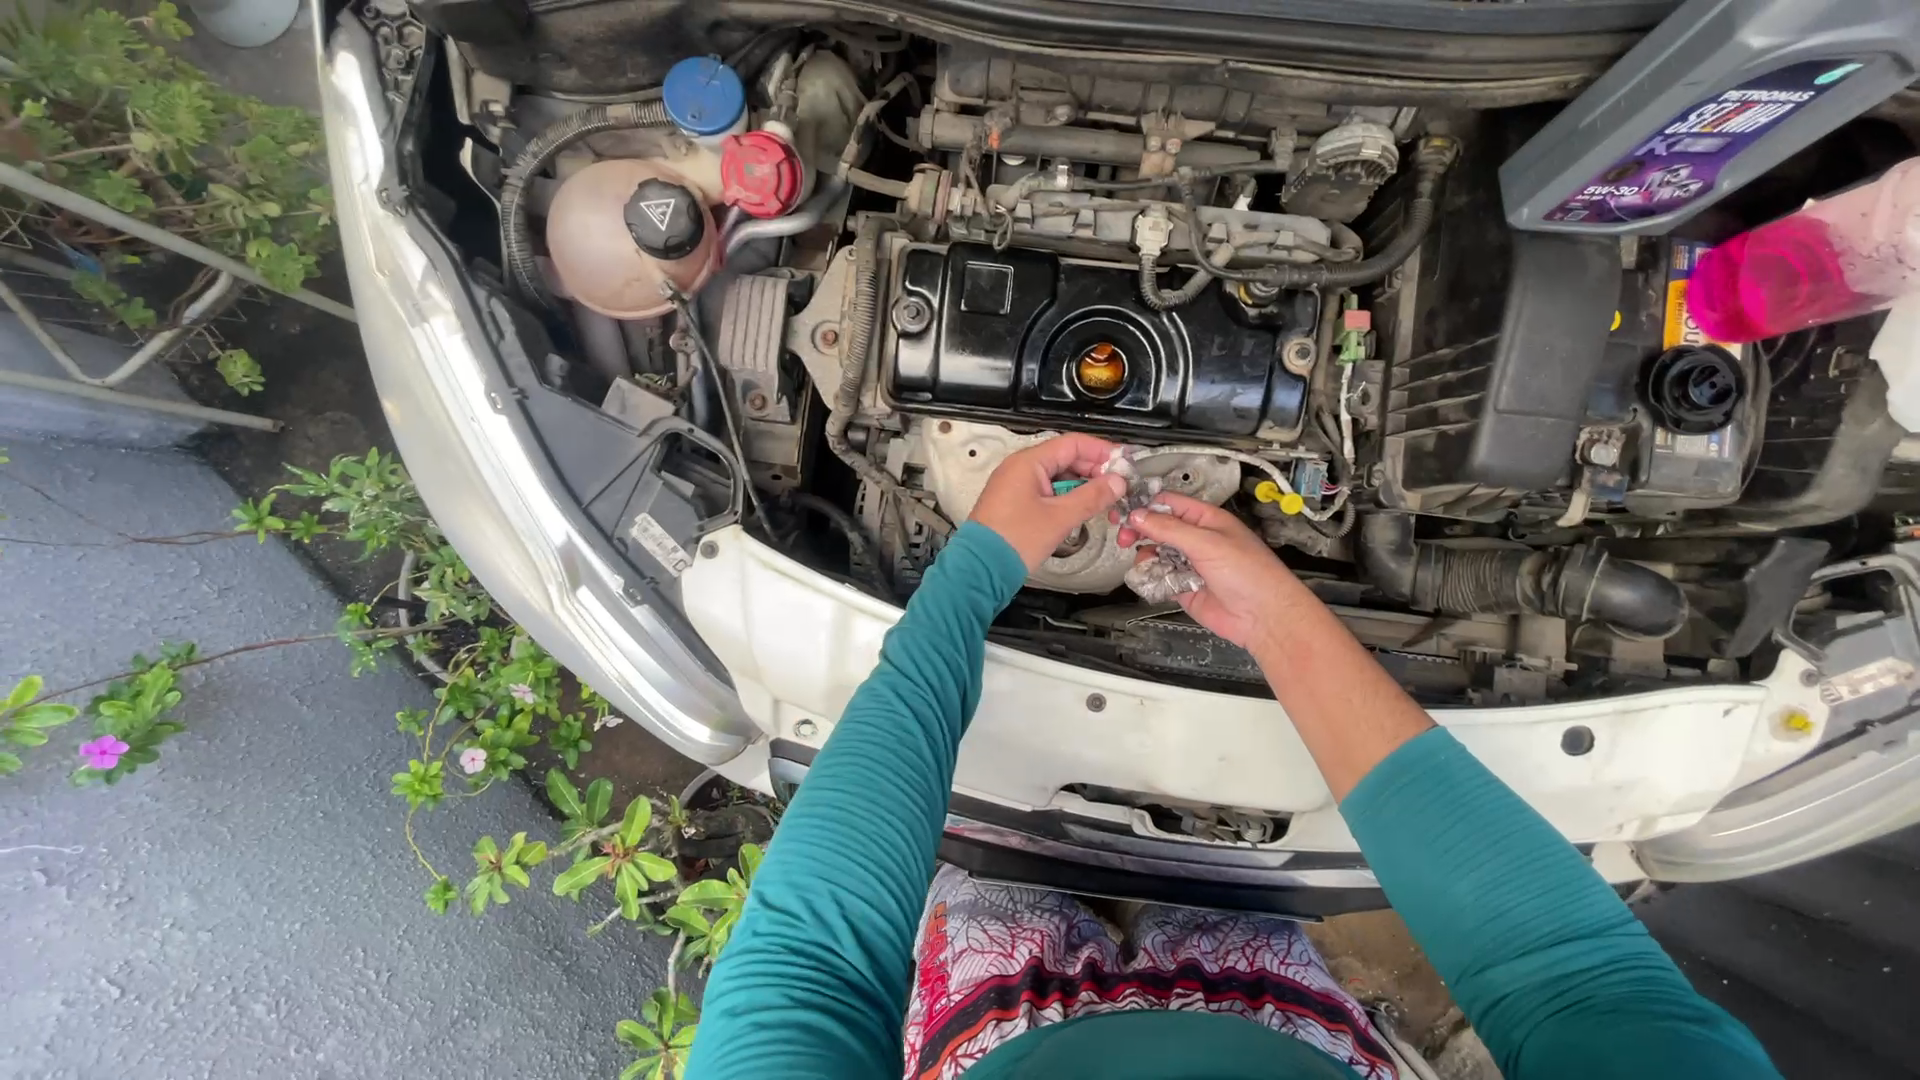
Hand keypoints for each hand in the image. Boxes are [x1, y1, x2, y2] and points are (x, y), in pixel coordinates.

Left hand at [970, 434, 1128, 569]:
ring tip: (1103, 502)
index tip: (1124, 463)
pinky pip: (1046, 491)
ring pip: (1057, 476)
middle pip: (1066, 458)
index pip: (1073, 444)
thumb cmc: (1013, 541)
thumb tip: (1117, 483)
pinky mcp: (1015, 503)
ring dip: (1081, 487)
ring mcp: (1016, 485)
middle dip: (1094, 471)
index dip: (1101, 451)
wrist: (980, 569)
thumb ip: (1092, 497)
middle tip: (1118, 487)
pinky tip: (1081, 511)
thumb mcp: (1059, 517)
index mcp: (1028, 462)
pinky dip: (1066, 498)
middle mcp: (1020, 468)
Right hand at [1122, 492, 1305, 649]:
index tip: (1125, 512)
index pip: (1169, 504)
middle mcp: (1197, 540)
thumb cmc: (1251, 574)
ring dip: (1147, 558)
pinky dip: (1152, 578)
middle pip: (1158, 528)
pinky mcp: (1183, 587)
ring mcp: (1190, 563)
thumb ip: (1169, 528)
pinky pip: (1159, 578)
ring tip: (1147, 564)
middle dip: (1140, 532)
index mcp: (1206, 520)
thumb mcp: (1206, 543)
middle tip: (1125, 538)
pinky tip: (1155, 580)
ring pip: (1155, 554)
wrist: (1262, 616)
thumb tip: (1140, 516)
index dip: (1146, 506)